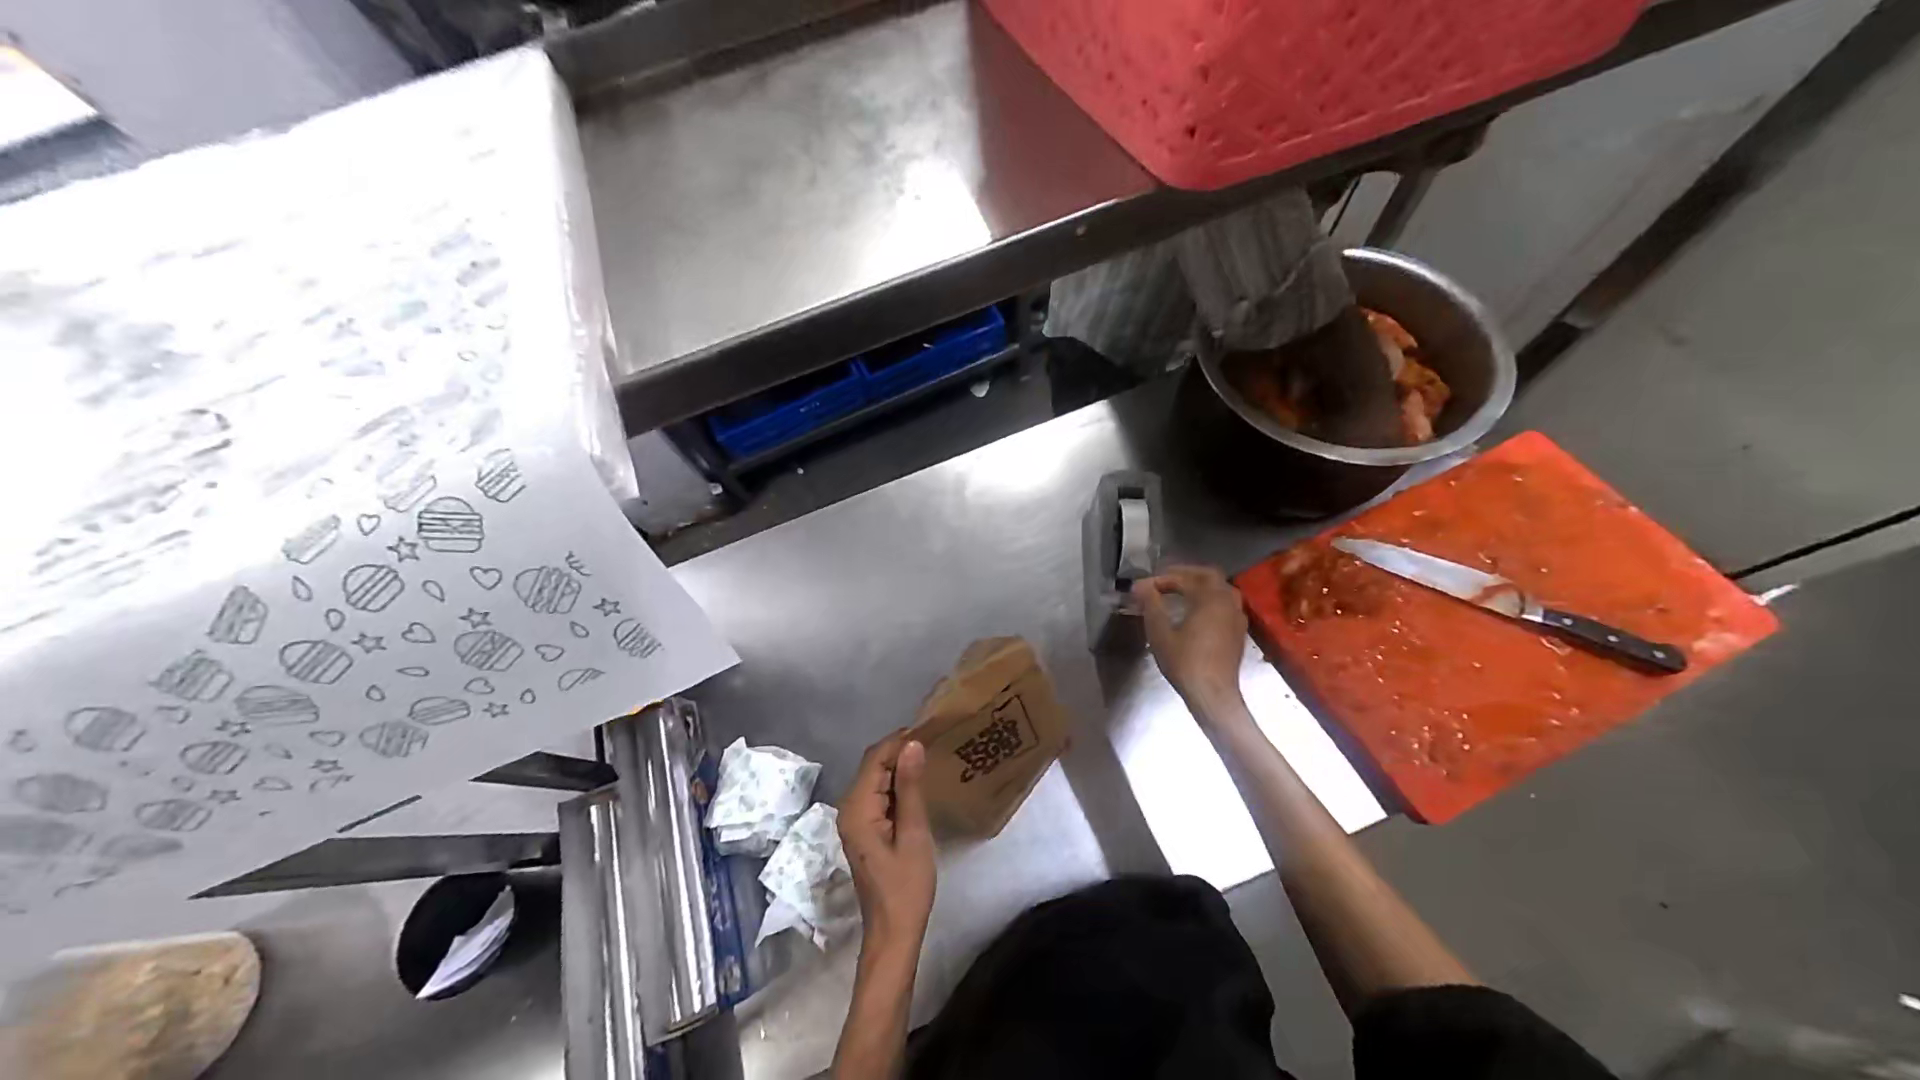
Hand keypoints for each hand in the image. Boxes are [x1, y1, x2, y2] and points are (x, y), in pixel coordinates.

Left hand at [837, 730, 935, 955]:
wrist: (893, 932)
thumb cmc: (906, 887)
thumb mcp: (914, 834)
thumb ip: (911, 787)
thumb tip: (912, 744)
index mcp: (857, 808)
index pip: (875, 759)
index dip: (899, 740)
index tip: (929, 727)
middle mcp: (849, 808)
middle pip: (872, 765)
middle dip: (899, 749)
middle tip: (934, 737)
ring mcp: (854, 819)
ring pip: (875, 778)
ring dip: (898, 765)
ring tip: (930, 753)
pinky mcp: (863, 828)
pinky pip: (878, 794)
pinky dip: (896, 784)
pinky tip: (917, 781)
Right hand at [1133, 565, 1248, 711]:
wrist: (1212, 694)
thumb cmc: (1184, 662)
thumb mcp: (1160, 632)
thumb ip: (1151, 604)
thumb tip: (1141, 585)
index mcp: (1210, 598)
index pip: (1185, 578)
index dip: (1162, 579)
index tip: (1144, 587)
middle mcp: (1228, 602)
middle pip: (1209, 576)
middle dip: (1185, 575)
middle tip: (1164, 581)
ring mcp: (1237, 617)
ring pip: (1220, 589)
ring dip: (1200, 586)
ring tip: (1179, 593)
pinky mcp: (1238, 631)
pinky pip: (1225, 604)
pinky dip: (1210, 600)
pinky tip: (1196, 612)